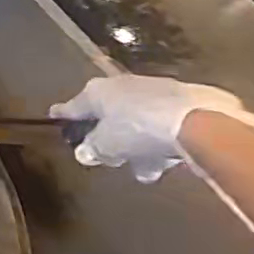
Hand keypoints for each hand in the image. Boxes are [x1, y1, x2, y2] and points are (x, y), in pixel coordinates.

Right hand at [50, 74, 253, 182]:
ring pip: (138, 119)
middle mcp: (122, 84)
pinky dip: (160, 138)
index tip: (54, 116)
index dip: (63, 115)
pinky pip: (162, 121)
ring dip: (139, 143)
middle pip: (109, 113)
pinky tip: (169, 158)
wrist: (199, 121)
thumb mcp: (108, 146)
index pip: (73, 106)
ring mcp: (155, 89)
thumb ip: (93, 149)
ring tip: (147, 169)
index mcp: (97, 92)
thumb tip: (84, 152)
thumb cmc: (138, 131)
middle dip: (109, 135)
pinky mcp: (184, 98)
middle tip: (111, 156)